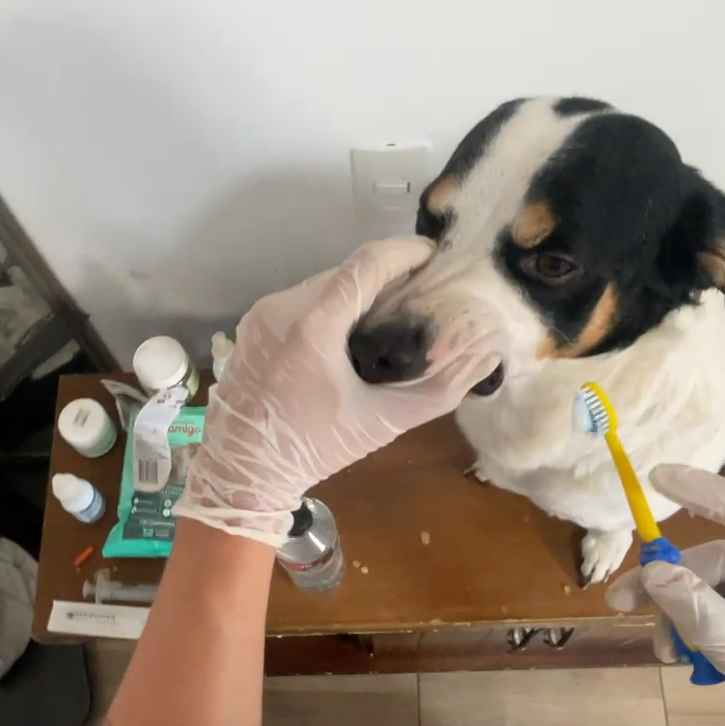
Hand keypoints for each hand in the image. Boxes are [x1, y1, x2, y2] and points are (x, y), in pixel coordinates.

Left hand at [175, 238, 499, 545]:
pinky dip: (326, 308)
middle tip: (415, 298)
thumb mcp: (382, 423)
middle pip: (344, 273)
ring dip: (354, 295)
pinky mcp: (250, 326)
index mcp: (313, 325)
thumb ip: (438, 391)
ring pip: (320, 286)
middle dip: (383, 278)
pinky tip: (343, 336)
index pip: (367, 263)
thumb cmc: (313, 449)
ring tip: (384, 319)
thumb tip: (482, 358)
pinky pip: (297, 302)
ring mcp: (260, 315)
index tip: (433, 257)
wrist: (242, 473)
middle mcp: (282, 307)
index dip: (406, 252)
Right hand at [607, 465, 724, 725]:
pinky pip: (724, 611)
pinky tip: (684, 657)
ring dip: (680, 613)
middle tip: (620, 604)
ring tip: (662, 653)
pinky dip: (696, 629)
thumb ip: (711, 622)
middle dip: (671, 582)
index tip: (660, 477)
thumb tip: (655, 575)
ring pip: (717, 587)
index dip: (712, 494)